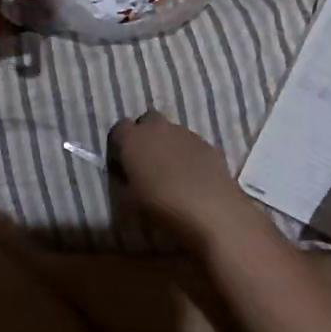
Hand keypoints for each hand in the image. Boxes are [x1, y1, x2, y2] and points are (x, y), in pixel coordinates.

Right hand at [107, 112, 252, 242]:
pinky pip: (190, 144)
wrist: (212, 210)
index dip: (119, 145)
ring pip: (170, 132)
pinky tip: (191, 177)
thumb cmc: (161, 205)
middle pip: (146, 121)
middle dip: (144, 136)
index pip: (118, 129)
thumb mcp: (128, 201)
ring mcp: (185, 134)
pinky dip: (186, 154)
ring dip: (166, 145)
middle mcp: (158, 129)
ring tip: (170, 172)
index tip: (122, 163)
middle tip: (145, 162)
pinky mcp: (207, 144)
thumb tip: (125, 174)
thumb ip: (122, 181)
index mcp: (133, 139)